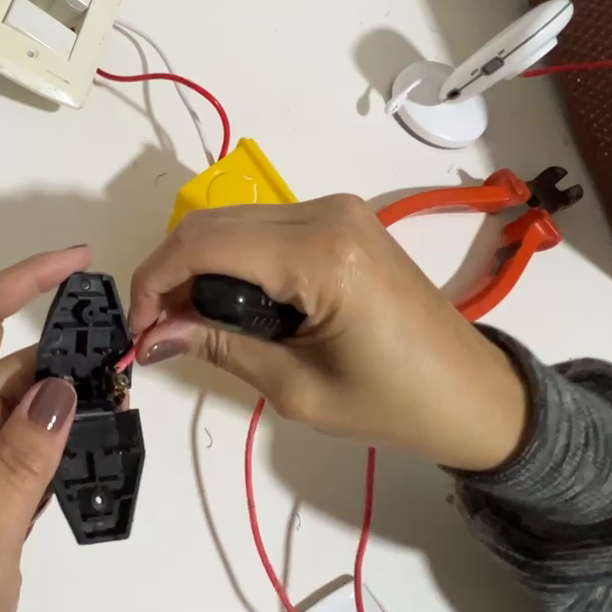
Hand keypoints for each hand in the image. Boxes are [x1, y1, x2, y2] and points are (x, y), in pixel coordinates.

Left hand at [0, 246, 88, 611]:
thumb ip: (18, 469)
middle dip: (68, 345)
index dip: (24, 279)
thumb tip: (57, 387)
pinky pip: (17, 426)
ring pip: (19, 390)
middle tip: (127, 371)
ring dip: (67, 389)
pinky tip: (87, 445)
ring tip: (118, 414)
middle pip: (8, 352)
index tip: (80, 262)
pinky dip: (54, 423)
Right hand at [127, 196, 527, 470]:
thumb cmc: (391, 403)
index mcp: (321, 256)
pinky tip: (229, 300)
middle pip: (210, 223)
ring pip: (230, 221)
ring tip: (190, 321)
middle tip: (159, 328)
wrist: (472, 392)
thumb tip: (150, 335)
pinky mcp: (339, 216)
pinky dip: (229, 258)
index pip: (204, 246)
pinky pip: (260, 227)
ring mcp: (335, 208)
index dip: (154, 281)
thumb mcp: (296, 389)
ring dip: (196, 264)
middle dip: (169, 272)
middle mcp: (326, 214)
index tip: (140, 329)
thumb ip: (218, 348)